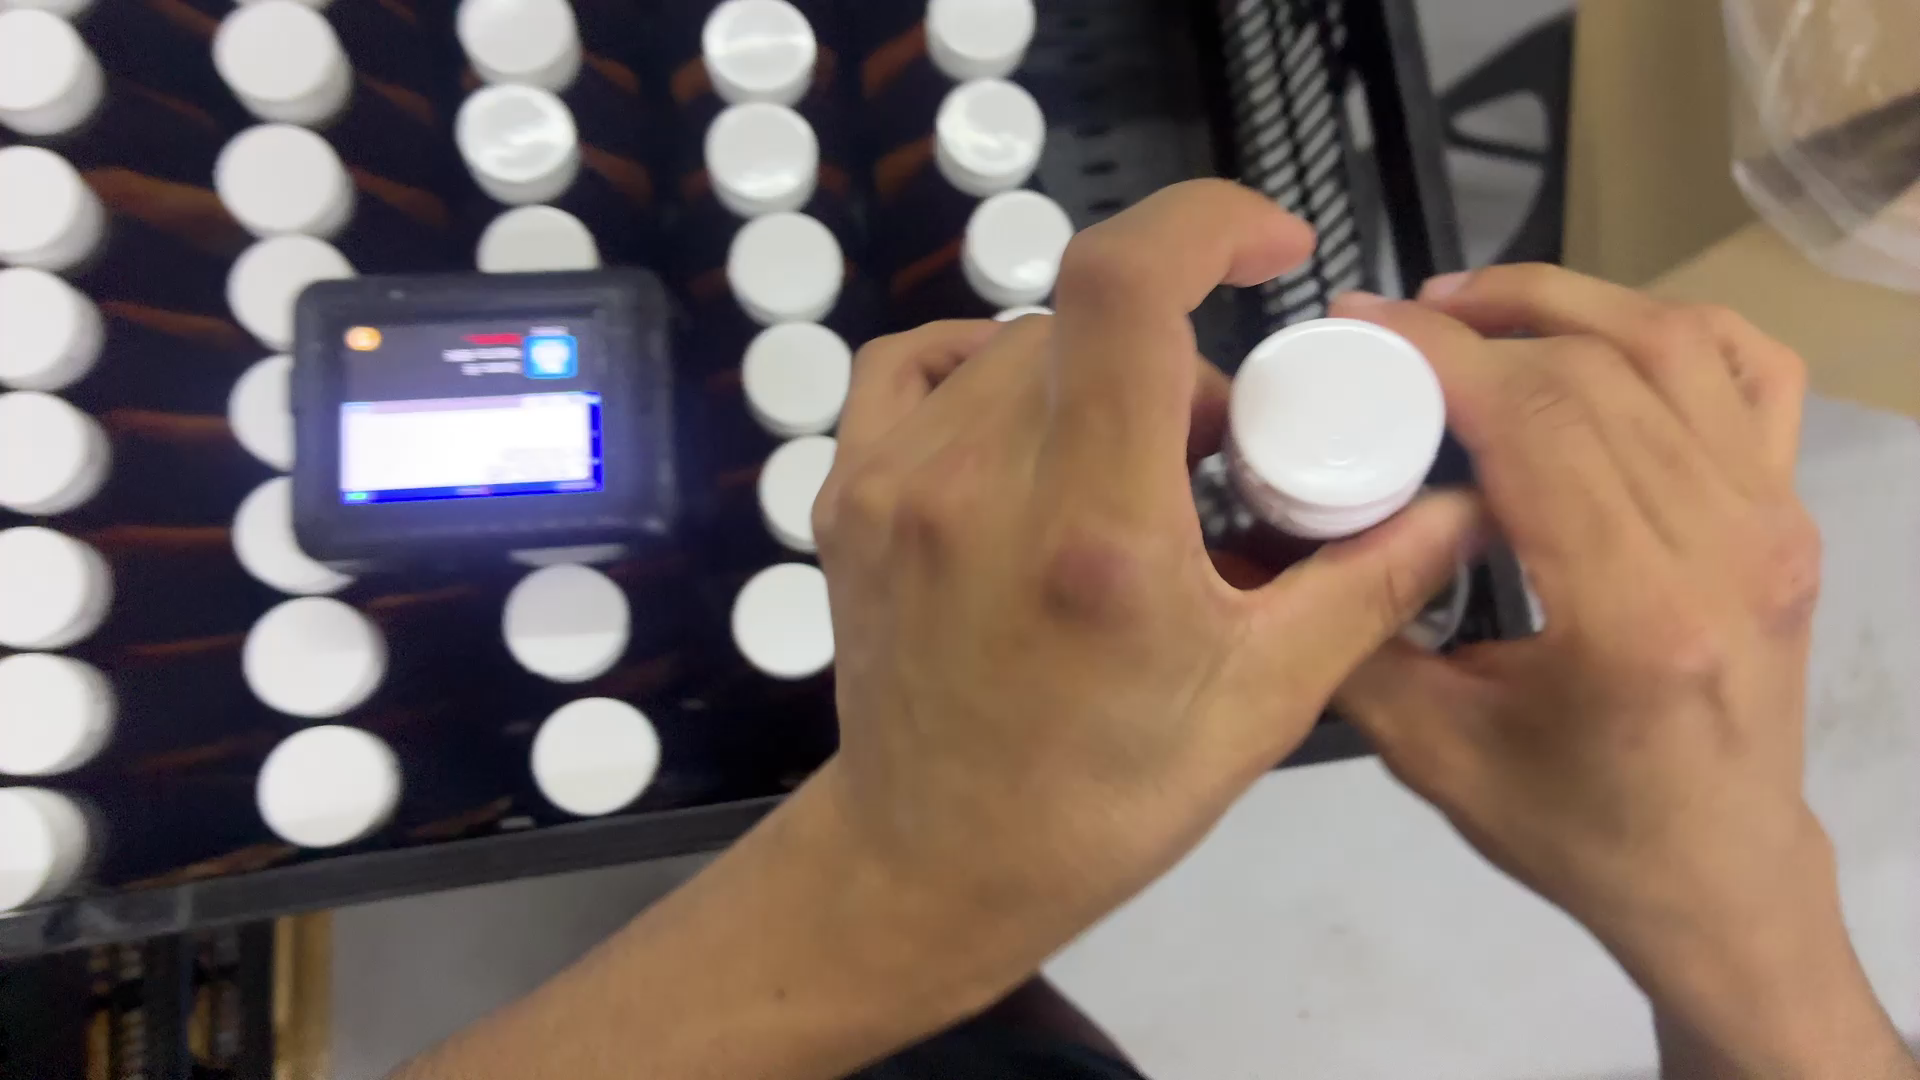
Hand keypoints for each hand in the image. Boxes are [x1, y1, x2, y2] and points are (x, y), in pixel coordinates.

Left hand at [806, 180, 1479, 998]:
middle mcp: (975, 482)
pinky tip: (1015, 424)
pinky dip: (974, 366)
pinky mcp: (847, 497)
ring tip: (1116, 463)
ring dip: (1086, 376)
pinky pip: (908, 368)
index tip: (1269, 246)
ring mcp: (892, 483)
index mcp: (1091, 529)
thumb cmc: (1099, 797)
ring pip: (1009, 349)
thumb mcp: (1257, 704)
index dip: (1204, 223)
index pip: (1124, 287)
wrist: (934, 852)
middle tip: (1204, 452)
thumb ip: (1363, 586)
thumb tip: (1452, 504)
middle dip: (1169, 361)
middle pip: (1085, 324)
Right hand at [1331, 266, 1910, 1076]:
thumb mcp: (1421, 742)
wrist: (1713, 879)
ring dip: (1557, 306)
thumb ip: (1344, 634)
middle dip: (1472, 324)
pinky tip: (1582, 335)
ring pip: (1676, 348)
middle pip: (1596, 371)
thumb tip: (1261, 549)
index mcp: (1632, 609)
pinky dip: (1659, 328)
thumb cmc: (1563, 824)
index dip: (1436, 353)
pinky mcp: (1784, 515)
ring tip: (1460, 309)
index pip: (1538, 420)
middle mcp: (1728, 544)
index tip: (1354, 328)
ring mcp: (1775, 521)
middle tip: (1378, 329)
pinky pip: (1743, 374)